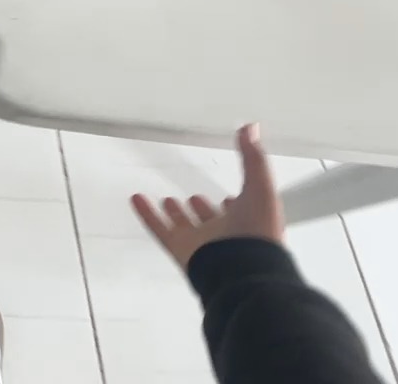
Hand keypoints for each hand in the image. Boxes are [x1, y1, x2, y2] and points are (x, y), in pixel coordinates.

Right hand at [130, 124, 284, 268]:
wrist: (241, 270)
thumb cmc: (257, 234)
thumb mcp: (261, 189)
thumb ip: (255, 159)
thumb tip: (251, 127)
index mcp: (247, 224)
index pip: (240, 210)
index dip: (235, 201)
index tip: (228, 194)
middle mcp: (225, 235)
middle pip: (211, 220)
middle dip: (203, 208)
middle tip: (194, 197)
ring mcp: (201, 243)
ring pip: (186, 225)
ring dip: (177, 213)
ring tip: (168, 200)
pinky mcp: (179, 248)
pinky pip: (159, 227)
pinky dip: (147, 214)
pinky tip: (136, 199)